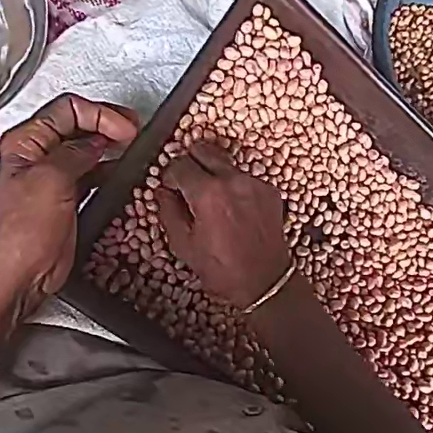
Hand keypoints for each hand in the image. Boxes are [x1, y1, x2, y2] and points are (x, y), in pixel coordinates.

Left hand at [0, 93, 136, 313]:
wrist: (16, 277)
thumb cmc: (18, 236)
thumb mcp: (50, 182)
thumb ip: (75, 154)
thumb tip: (97, 141)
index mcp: (25, 144)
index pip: (68, 110)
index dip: (100, 115)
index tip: (125, 128)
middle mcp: (38, 158)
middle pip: (79, 126)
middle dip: (108, 125)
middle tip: (135, 132)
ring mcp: (53, 181)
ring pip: (88, 152)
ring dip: (112, 148)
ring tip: (134, 150)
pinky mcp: (66, 202)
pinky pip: (92, 177)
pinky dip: (110, 172)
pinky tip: (124, 175)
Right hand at [155, 141, 291, 305]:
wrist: (264, 282)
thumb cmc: (223, 270)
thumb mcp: (184, 245)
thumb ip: (169, 212)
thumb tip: (162, 193)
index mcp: (208, 194)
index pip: (179, 164)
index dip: (169, 175)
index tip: (169, 187)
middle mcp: (234, 181)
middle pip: (204, 150)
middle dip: (190, 163)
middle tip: (186, 182)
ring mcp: (255, 184)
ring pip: (226, 162)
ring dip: (213, 173)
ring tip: (210, 198)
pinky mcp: (269, 191)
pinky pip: (245, 177)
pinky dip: (234, 186)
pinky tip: (232, 208)